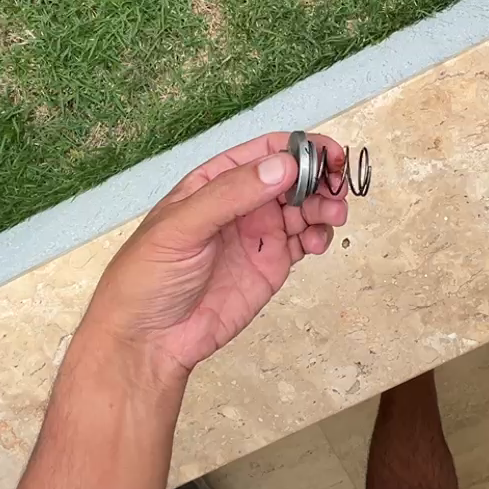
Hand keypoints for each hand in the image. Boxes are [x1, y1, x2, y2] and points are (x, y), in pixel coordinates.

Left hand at [80, 132, 349, 384]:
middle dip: (321, 177)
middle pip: (294, 177)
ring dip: (326, 205)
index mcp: (218, 180)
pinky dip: (320, 235)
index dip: (300, 148)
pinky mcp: (273, 264)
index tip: (329, 154)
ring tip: (334, 215)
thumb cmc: (149, 275)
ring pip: (306, 207)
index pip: (266, 152)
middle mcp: (243, 202)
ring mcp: (260, 233)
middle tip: (339, 188)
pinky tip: (318, 242)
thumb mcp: (183, 225)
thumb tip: (283, 166)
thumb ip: (233, 193)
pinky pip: (306, 240)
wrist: (149, 340)